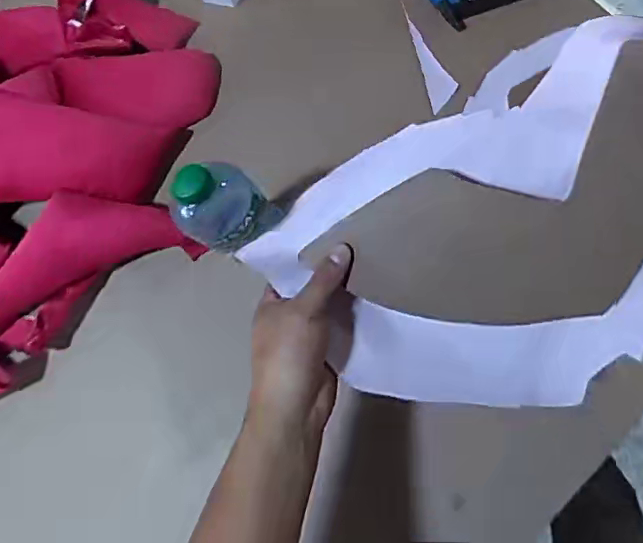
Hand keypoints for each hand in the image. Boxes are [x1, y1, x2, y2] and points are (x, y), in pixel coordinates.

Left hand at [247, 243, 351, 438]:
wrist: (295, 412)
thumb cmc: (288, 355)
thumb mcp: (304, 310)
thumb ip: (323, 280)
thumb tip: (342, 247)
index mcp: (271, 304)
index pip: (288, 270)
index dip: (307, 252)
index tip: (331, 230)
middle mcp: (287, 316)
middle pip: (311, 286)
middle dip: (330, 269)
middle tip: (357, 239)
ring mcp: (307, 334)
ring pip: (328, 305)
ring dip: (344, 290)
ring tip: (368, 258)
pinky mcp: (326, 349)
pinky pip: (341, 324)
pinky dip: (353, 312)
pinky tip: (370, 293)